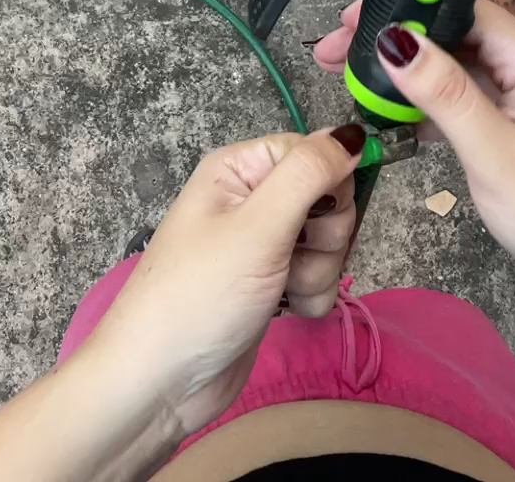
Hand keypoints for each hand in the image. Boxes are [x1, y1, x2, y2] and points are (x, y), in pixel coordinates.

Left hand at [78, 129, 361, 438]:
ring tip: (282, 289)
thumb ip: (308, 175)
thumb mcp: (258, 226)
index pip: (310, 151)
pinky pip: (316, 274)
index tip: (317, 216)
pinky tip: (286, 309)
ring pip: (326, 239)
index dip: (328, 182)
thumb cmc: (202, 294)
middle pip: (326, 196)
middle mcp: (250, 197)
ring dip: (318, 269)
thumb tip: (353, 132)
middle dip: (324, 234)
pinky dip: (310, 293)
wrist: (161, 382)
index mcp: (238, 168)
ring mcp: (262, 241)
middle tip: (291, 255)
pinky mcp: (271, 281)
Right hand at [314, 0, 514, 300]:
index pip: (458, 6)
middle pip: (449, 28)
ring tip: (345, 74)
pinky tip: (386, 108)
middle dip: (390, 36)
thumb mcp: (495, 156)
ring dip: (400, 66)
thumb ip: (445, 94)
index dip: (400, 6)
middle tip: (331, 53)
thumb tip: (392, 39)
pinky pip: (462, 88)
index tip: (346, 22)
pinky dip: (424, 96)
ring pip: (450, 58)